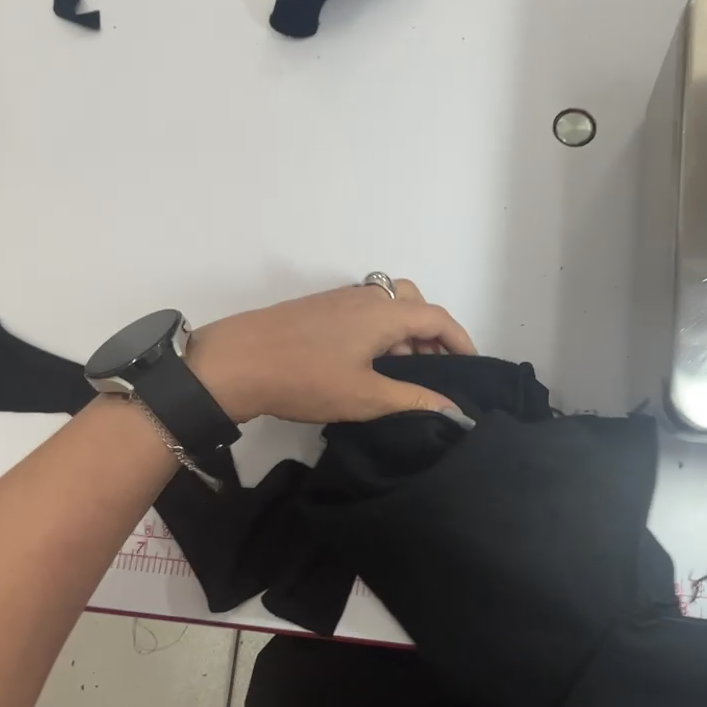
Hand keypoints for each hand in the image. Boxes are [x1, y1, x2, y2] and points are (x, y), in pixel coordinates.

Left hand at [184, 279, 477, 424]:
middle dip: (432, 332)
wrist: (234, 363)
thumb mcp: (366, 396)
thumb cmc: (306, 379)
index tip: (473, 366)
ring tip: (404, 373)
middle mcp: (366, 297)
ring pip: (387, 307)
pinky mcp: (319, 310)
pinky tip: (368, 366)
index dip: (461, 341)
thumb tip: (454, 410)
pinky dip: (380, 332)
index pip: (438, 317)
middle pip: (414, 302)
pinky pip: (364, 313)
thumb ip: (414, 400)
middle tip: (436, 369)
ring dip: (404, 333)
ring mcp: (339, 300)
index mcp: (384, 312)